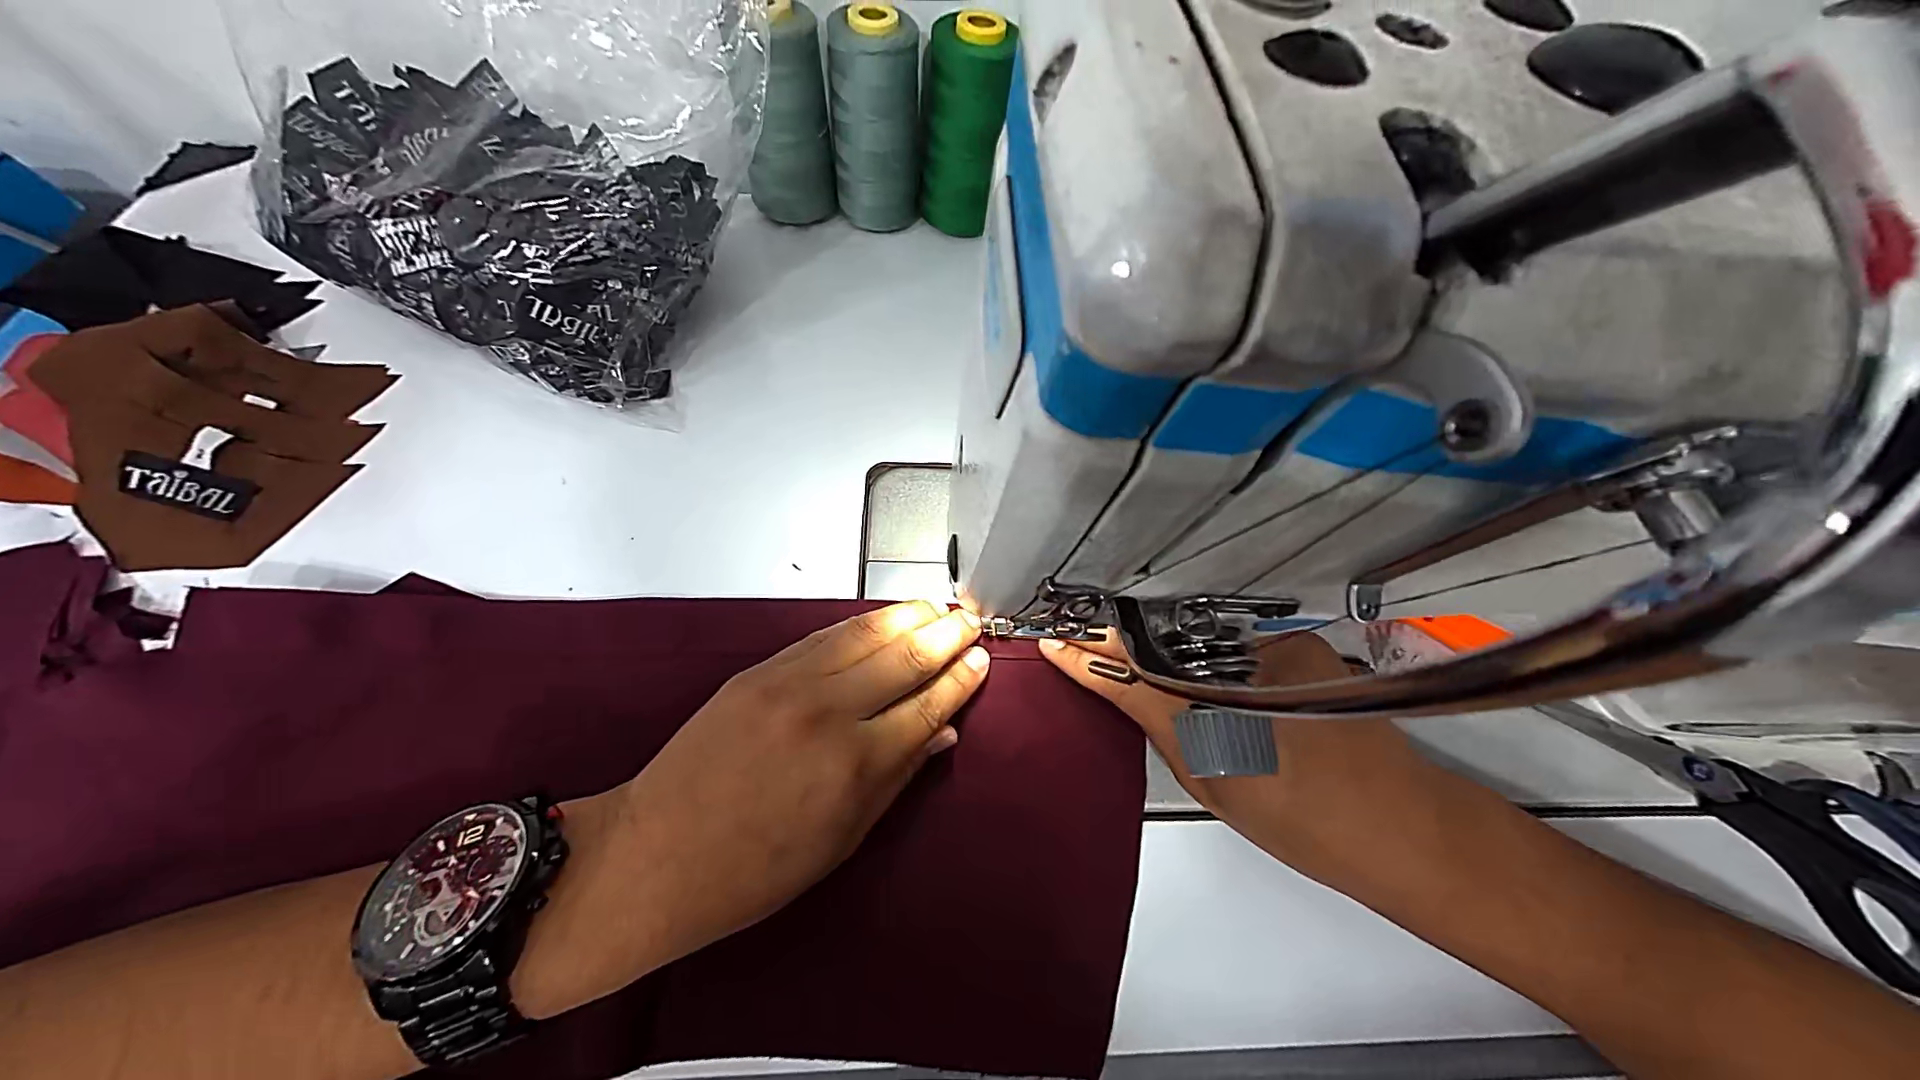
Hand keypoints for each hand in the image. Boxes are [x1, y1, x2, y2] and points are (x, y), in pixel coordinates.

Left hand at [519, 602, 989, 1014]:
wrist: (654, 855)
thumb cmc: (754, 869)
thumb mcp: (842, 839)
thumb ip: (898, 778)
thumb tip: (942, 735)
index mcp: (855, 765)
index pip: (927, 705)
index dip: (960, 679)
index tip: (981, 661)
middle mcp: (828, 714)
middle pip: (904, 657)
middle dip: (946, 635)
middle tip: (971, 621)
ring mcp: (789, 684)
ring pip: (865, 634)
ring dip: (908, 616)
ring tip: (937, 607)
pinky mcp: (759, 671)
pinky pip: (823, 636)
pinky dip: (860, 622)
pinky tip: (882, 617)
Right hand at [1039, 632, 1440, 885]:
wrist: (1406, 831)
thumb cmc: (1308, 818)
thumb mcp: (1210, 775)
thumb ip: (1151, 718)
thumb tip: (1105, 683)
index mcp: (1220, 697)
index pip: (1133, 662)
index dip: (1090, 652)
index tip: (1056, 645)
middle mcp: (1249, 655)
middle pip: (1165, 643)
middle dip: (1132, 655)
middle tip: (1109, 676)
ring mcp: (1280, 644)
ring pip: (1200, 645)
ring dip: (1179, 664)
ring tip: (1192, 710)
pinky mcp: (1302, 646)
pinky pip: (1235, 648)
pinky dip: (1219, 668)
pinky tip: (1235, 706)